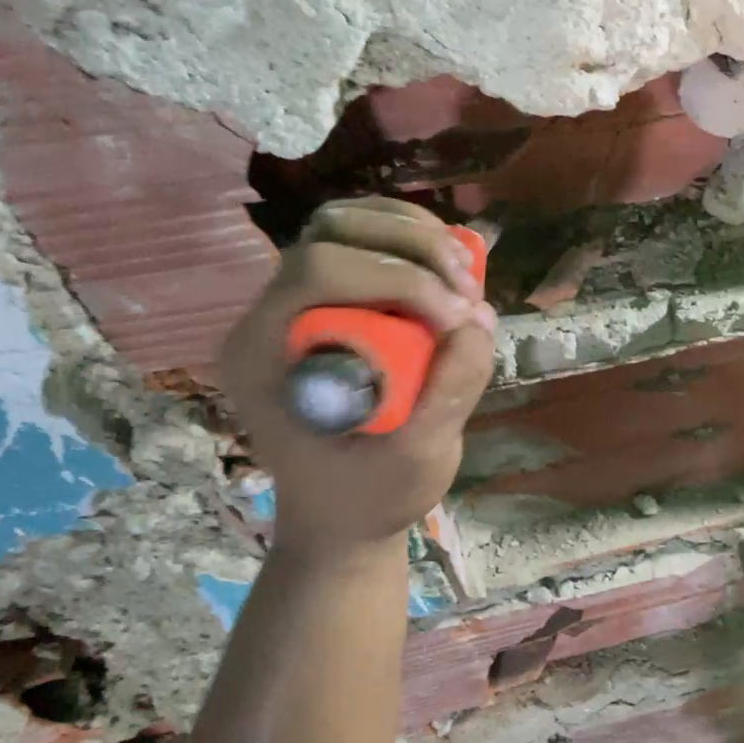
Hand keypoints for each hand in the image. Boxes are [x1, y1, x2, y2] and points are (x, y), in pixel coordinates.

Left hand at [220, 198, 496, 557]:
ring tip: (465, 276)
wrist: (341, 518)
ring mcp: (298, 307)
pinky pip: (366, 245)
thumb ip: (450, 391)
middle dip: (410, 245)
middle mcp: (269, 317)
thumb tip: (479, 318)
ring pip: (347, 224)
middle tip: (467, 288)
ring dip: (415, 235)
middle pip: (330, 232)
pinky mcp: (331, 306)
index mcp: (264, 354)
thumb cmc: (369, 498)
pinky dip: (415, 244)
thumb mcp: (419, 458)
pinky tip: (450, 274)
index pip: (319, 271)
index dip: (398, 278)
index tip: (456, 320)